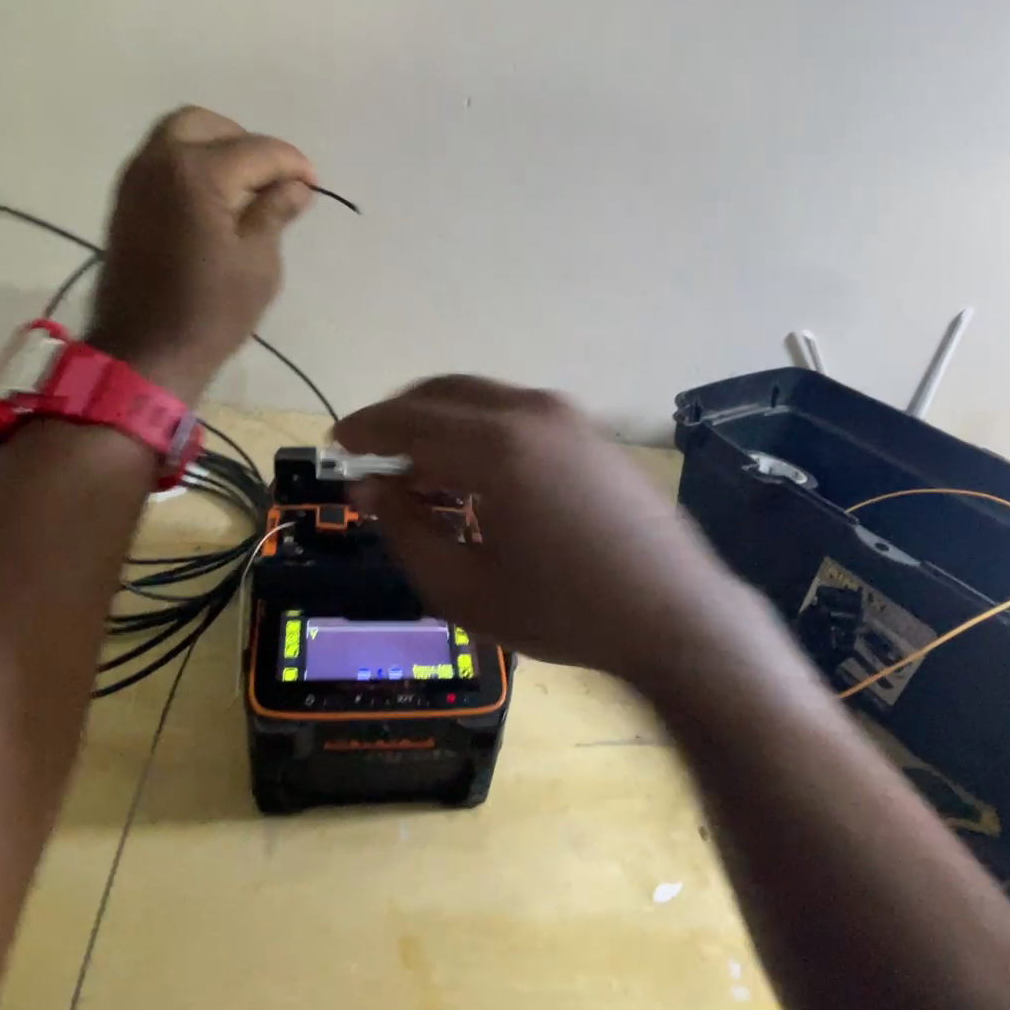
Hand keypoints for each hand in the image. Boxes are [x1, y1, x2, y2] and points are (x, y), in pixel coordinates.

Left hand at [88, 106, 316, 401]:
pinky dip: (191, 166)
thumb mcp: (258, 264)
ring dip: (216, 151)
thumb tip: (294, 186)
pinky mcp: (125, 201)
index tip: (312, 185)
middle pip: (208, 126)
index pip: (256, 150)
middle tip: (274, 180)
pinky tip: (214, 202)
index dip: (291, 163)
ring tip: (246, 191)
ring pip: (178, 136)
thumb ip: (275, 213)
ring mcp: (135, 179)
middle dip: (247, 144)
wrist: (146, 351)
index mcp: (198, 173)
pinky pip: (161, 161)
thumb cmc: (211, 313)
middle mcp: (160, 161)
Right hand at [335, 376, 747, 679]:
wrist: (673, 615)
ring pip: (482, 400)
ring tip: (418, 471)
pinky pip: (517, 415)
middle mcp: (532, 412)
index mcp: (496, 447)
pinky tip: (474, 475)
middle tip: (370, 453)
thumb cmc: (562, 612)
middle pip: (443, 393)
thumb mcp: (464, 588)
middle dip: (399, 417)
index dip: (364, 429)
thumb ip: (404, 530)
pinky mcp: (592, 433)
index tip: (335, 443)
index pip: (408, 420)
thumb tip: (368, 488)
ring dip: (440, 424)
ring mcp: (570, 417)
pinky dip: (479, 431)